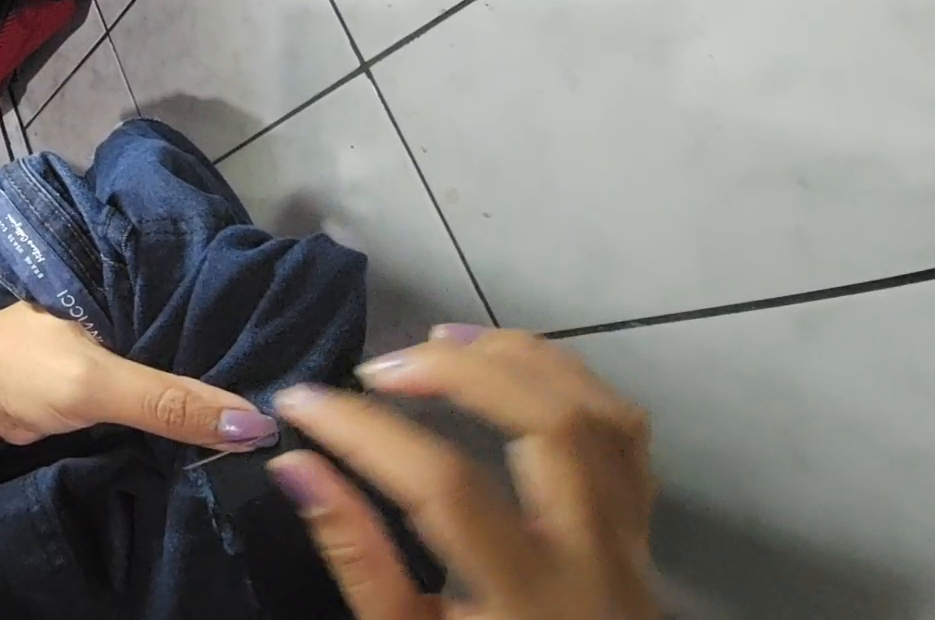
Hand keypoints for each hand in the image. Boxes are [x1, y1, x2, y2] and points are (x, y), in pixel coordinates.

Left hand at [0, 302, 281, 461]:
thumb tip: (255, 425)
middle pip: (186, 330)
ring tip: (270, 402)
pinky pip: (153, 388)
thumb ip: (168, 401)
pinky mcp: (105, 378)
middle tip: (289, 382)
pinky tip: (217, 419)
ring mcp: (113, 343)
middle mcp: (122, 306)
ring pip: (171, 361)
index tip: (291, 340)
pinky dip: (178, 404)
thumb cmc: (24, 370)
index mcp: (119, 283)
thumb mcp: (96, 383)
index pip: (192, 293)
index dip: (236, 314)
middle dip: (225, 353)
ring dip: (204, 384)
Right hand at [269, 326, 657, 618]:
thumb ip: (356, 555)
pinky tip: (501, 361)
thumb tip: (296, 464)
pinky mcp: (638, 527)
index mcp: (532, 598)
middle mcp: (596, 559)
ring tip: (438, 340)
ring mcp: (631, 539)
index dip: (363, 429)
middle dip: (455, 372)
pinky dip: (559, 376)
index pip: (444, 485)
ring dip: (514, 357)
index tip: (300, 401)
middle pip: (548, 425)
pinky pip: (621, 431)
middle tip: (380, 368)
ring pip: (598, 414)